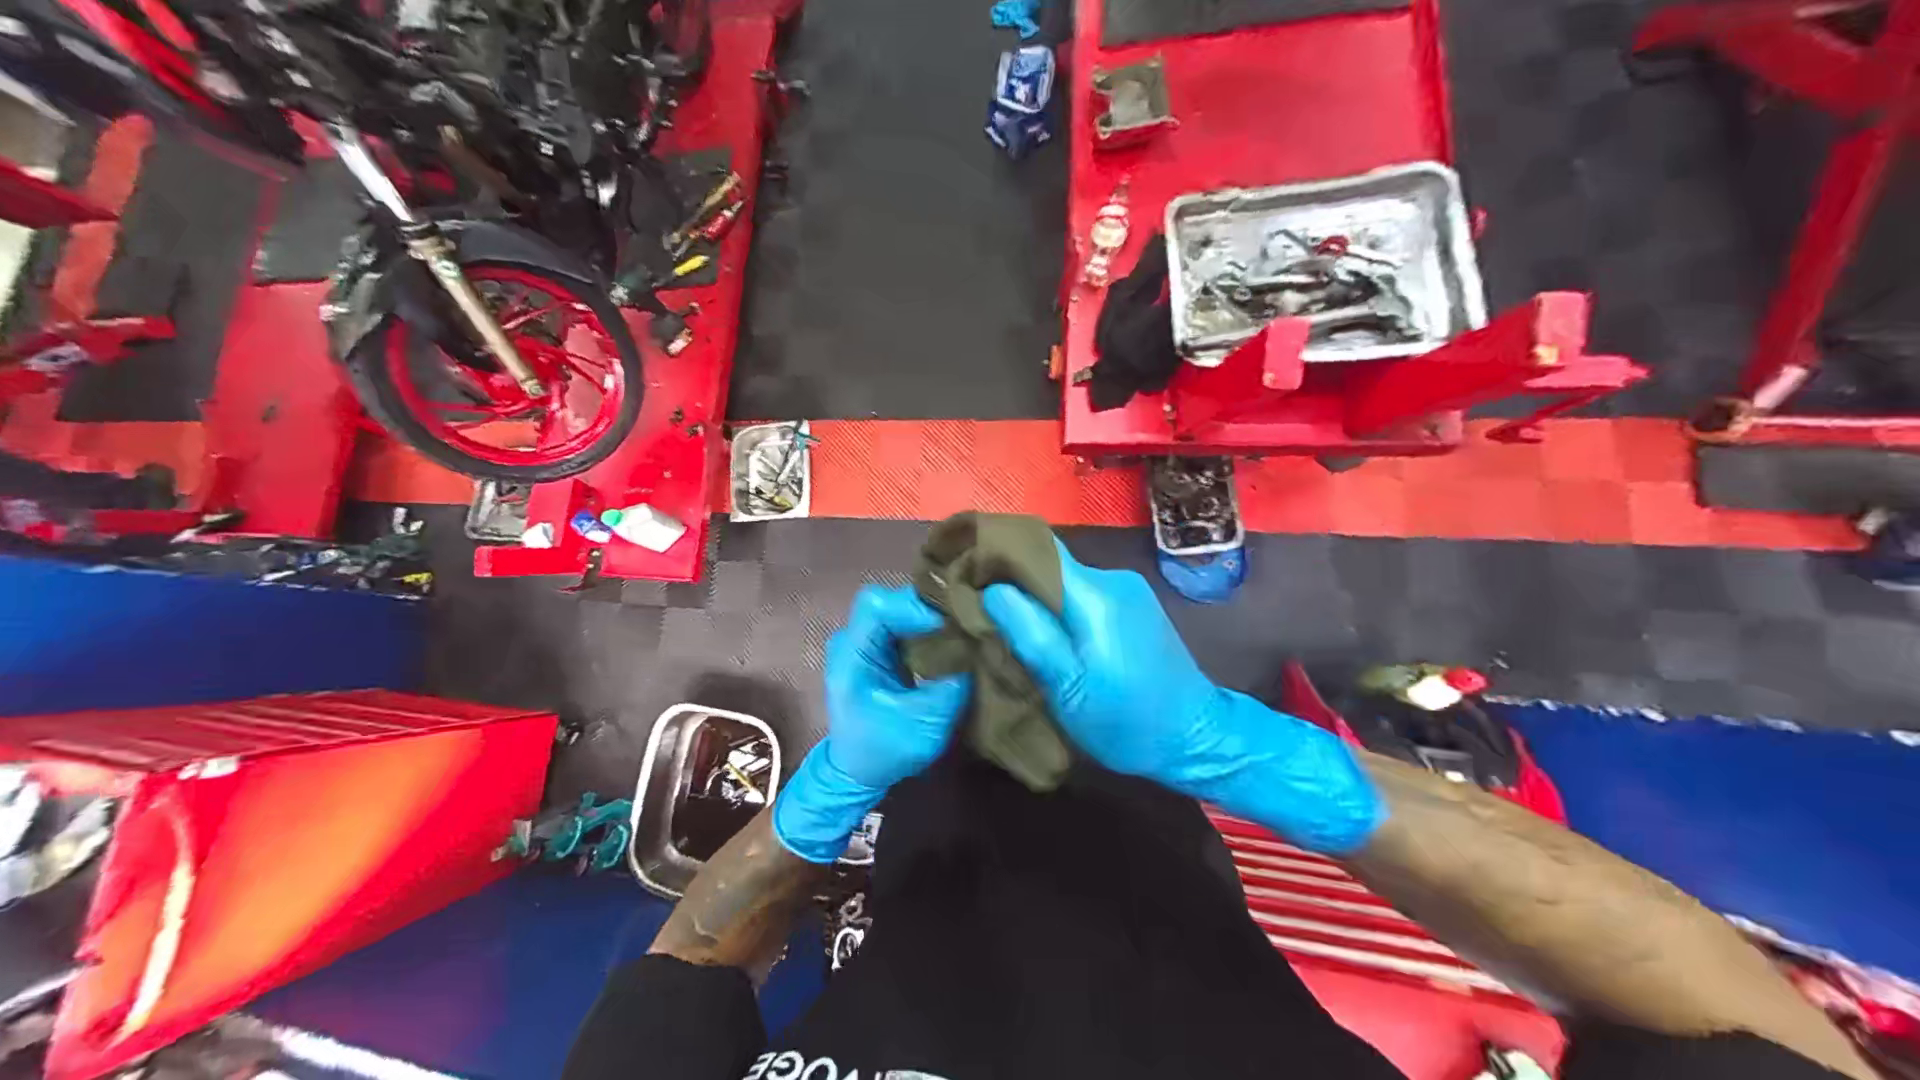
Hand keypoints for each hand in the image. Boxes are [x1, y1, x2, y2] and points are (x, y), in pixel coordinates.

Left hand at [773, 586, 970, 861]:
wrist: (856, 769)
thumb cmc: (883, 752)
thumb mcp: (923, 727)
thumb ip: (949, 688)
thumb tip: (980, 650)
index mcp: (851, 656)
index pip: (877, 607)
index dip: (916, 607)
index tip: (953, 622)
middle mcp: (853, 639)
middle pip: (892, 600)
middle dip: (931, 607)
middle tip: (968, 619)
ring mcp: (865, 639)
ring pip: (901, 607)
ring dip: (934, 614)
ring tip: (966, 626)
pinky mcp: (880, 645)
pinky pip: (906, 621)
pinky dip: (931, 625)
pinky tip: (954, 636)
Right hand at [983, 541, 1383, 854]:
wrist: (1196, 738)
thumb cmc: (1128, 721)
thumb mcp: (1069, 687)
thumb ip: (1030, 633)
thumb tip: (992, 589)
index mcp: (1096, 595)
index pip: (1037, 549)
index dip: (997, 555)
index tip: (963, 571)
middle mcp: (1112, 580)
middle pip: (1047, 565)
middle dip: (1009, 583)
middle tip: (975, 609)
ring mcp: (1126, 592)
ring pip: (1061, 582)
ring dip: (1032, 600)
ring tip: (1004, 628)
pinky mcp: (1131, 607)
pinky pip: (1080, 596)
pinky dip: (1055, 610)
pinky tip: (1042, 637)